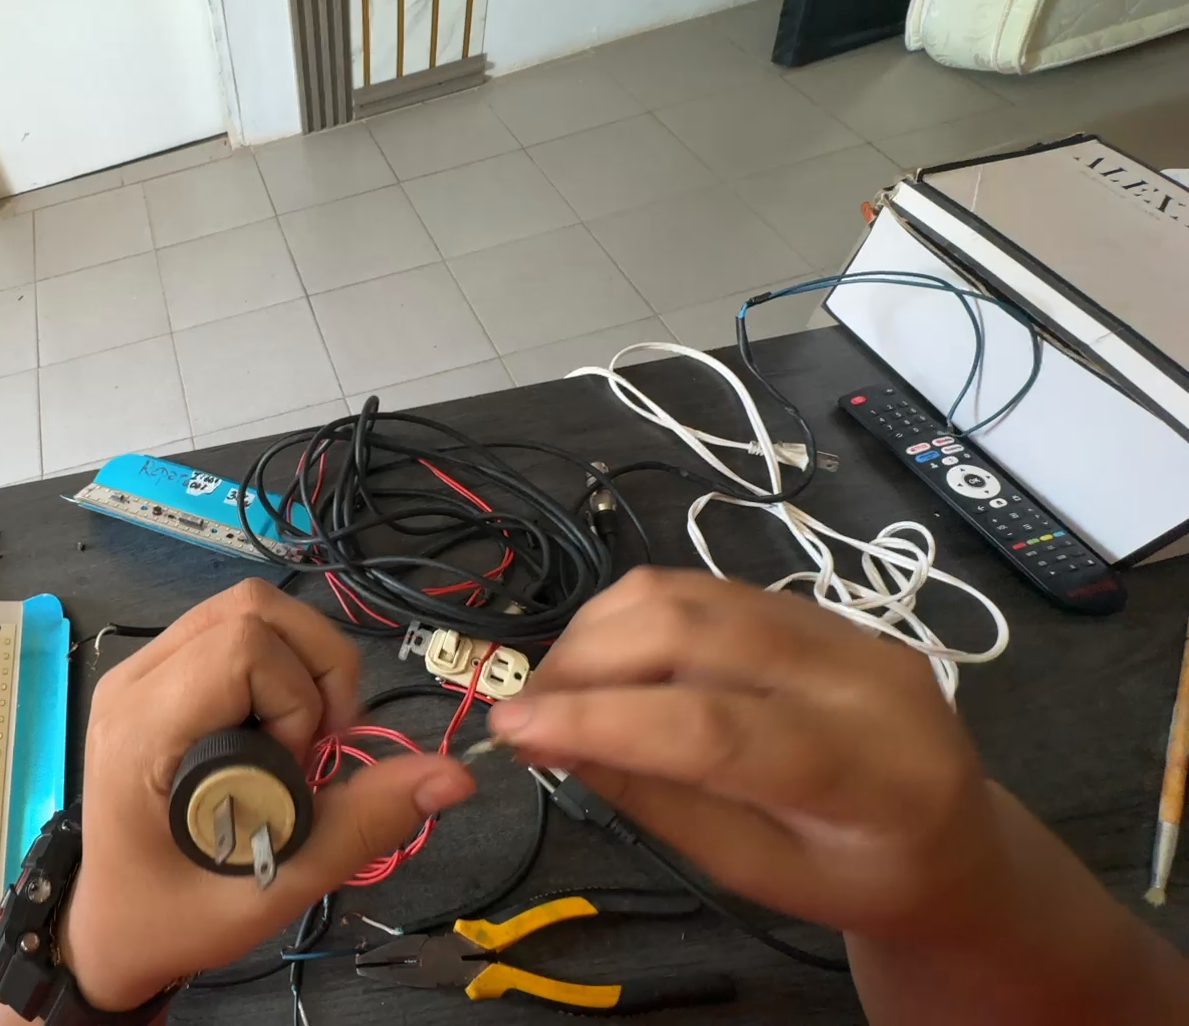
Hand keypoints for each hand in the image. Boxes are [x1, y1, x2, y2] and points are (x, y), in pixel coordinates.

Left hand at [57, 579, 475, 1008]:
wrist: (108, 921)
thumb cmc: (174, 916)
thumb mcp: (272, 887)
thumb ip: (361, 826)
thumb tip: (453, 776)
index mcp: (142, 727)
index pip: (242, 648)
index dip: (296, 699)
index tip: (297, 769)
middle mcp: (133, 676)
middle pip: (251, 607)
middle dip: (313, 667)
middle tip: (317, 742)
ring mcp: (140, 665)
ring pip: (246, 605)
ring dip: (302, 658)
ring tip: (302, 732)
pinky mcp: (157, 666)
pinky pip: (232, 625)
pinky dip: (280, 658)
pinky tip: (278, 719)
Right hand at [488, 567, 1002, 940]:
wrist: (950, 833)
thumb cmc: (854, 875)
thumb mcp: (753, 872)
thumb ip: (649, 798)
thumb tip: (544, 740)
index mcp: (873, 774)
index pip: (711, 729)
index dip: (596, 719)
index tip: (509, 727)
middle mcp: (860, 675)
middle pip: (686, 630)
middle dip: (581, 661)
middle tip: (526, 707)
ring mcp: (830, 623)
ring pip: (675, 591)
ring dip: (591, 632)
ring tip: (558, 685)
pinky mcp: (795, 601)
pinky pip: (684, 584)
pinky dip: (618, 616)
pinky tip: (602, 658)